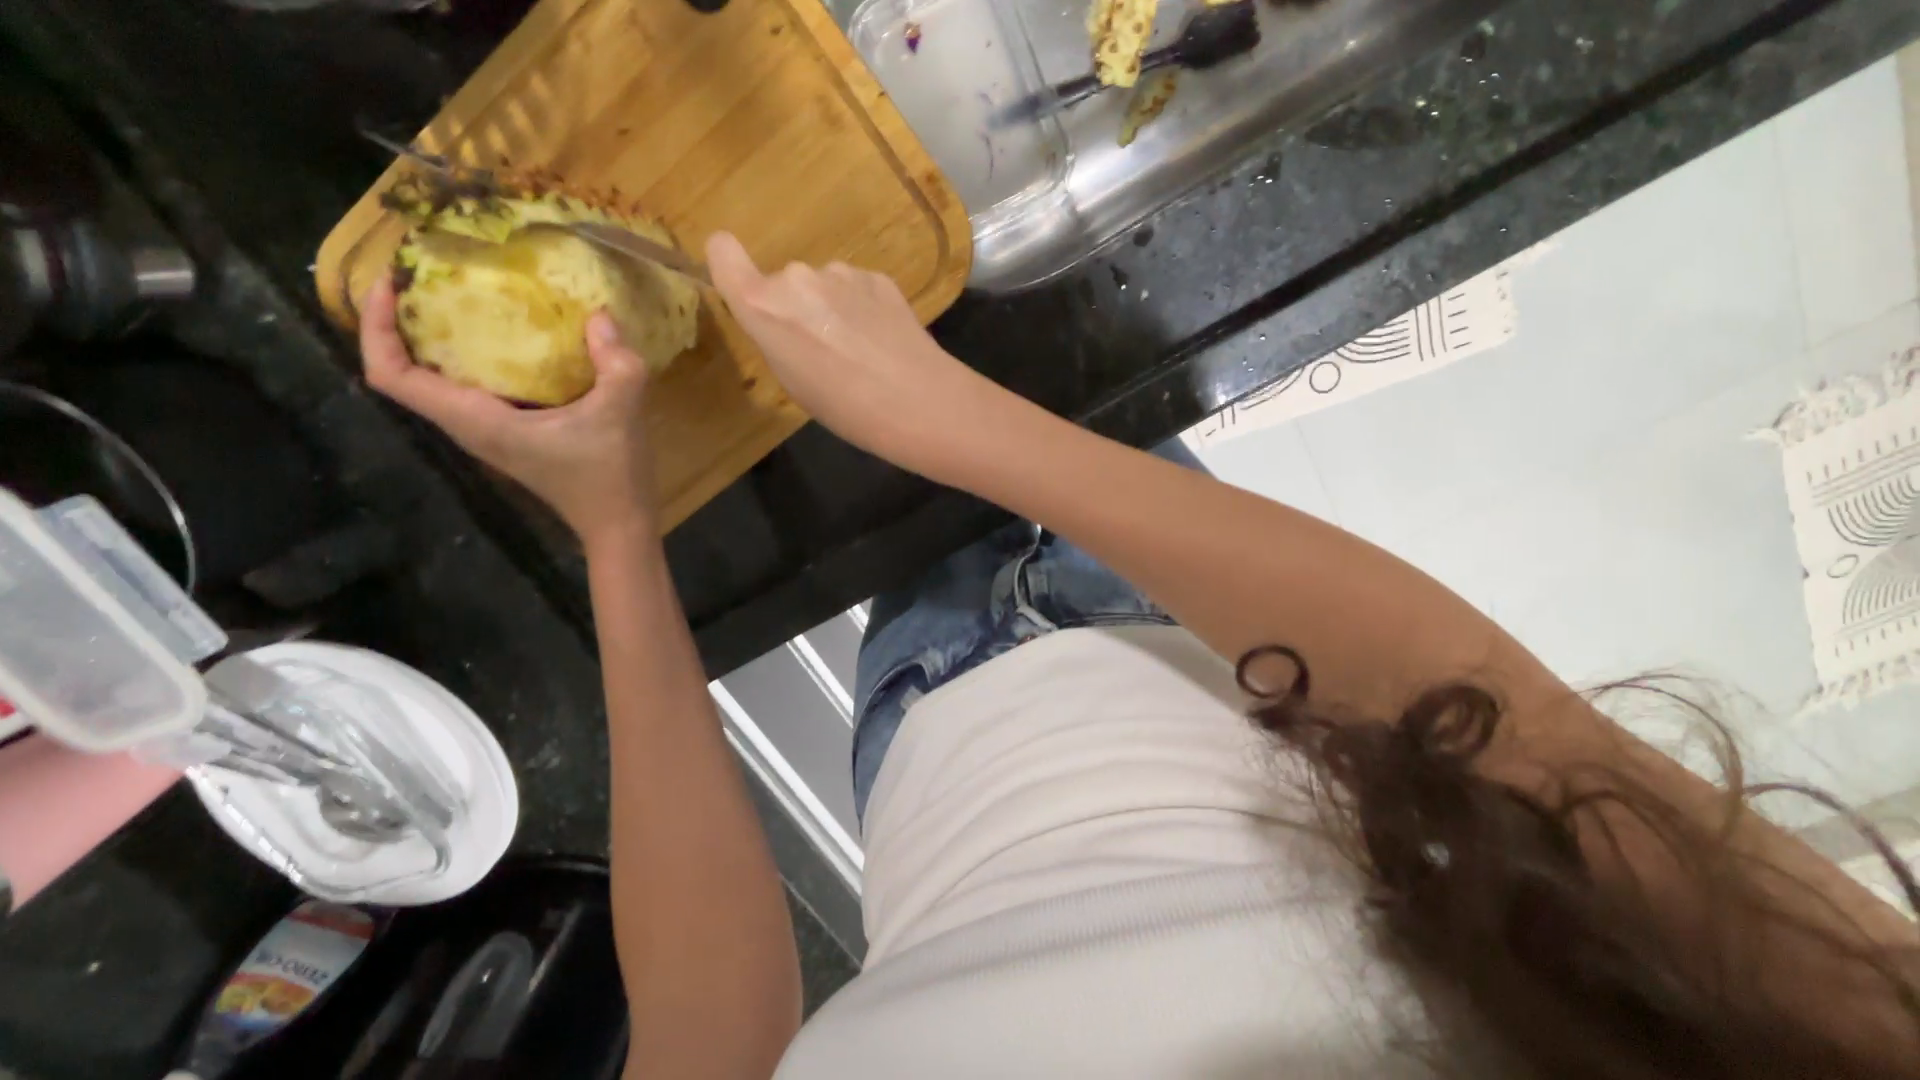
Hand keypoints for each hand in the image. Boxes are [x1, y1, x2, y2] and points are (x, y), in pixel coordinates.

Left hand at [359, 273, 656, 545]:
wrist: (619, 524)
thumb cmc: (611, 474)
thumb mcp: (621, 411)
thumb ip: (616, 361)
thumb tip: (599, 315)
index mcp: (478, 421)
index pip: (392, 377)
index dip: (376, 328)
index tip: (392, 283)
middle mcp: (469, 426)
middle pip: (403, 373)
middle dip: (398, 323)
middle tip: (422, 277)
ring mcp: (486, 433)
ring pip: (432, 381)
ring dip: (430, 339)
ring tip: (453, 296)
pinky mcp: (505, 433)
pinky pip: (466, 389)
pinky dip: (468, 357)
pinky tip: (500, 334)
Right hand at [706, 232, 991, 466]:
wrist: (917, 400)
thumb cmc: (843, 407)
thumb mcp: (791, 380)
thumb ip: (775, 335)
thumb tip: (784, 317)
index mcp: (763, 305)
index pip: (722, 251)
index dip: (729, 262)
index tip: (742, 283)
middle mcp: (796, 277)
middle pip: (782, 282)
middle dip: (796, 307)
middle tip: (821, 349)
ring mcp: (841, 272)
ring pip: (823, 285)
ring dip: (831, 307)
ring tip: (858, 350)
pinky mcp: (878, 276)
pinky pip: (856, 288)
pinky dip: (863, 307)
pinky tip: (882, 340)